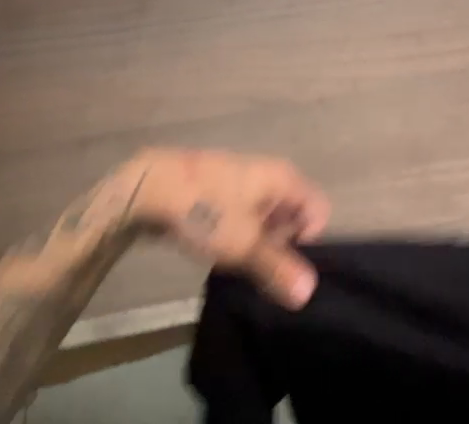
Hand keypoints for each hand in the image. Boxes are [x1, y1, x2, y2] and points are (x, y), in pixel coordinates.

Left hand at [108, 148, 330, 310]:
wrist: (149, 187)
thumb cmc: (206, 210)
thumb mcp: (245, 245)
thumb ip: (279, 269)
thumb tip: (309, 294)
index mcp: (285, 178)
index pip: (319, 212)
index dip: (307, 242)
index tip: (283, 263)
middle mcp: (271, 175)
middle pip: (294, 217)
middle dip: (281, 245)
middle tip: (257, 268)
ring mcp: (245, 182)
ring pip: (267, 219)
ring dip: (258, 243)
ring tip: (237, 264)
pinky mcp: (222, 192)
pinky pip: (245, 217)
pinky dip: (239, 235)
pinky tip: (220, 252)